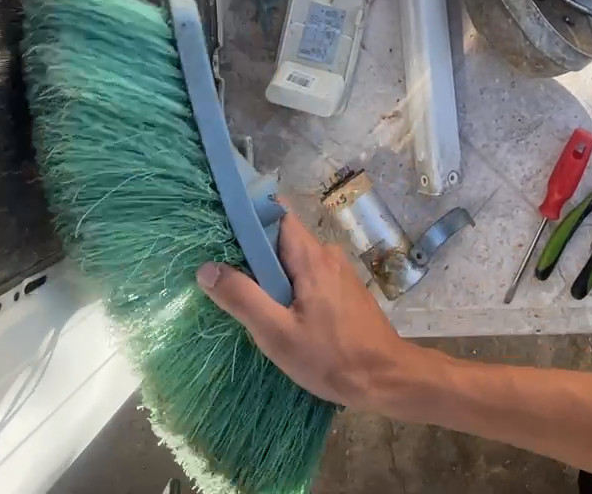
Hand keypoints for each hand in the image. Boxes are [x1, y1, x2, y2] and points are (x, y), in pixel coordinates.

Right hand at [198, 209, 437, 409]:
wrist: (384, 377)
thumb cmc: (330, 357)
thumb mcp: (277, 334)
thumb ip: (243, 298)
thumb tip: (207, 268)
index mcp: (311, 256)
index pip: (277, 214)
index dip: (249, 216)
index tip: (220, 228)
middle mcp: (326, 253)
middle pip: (282, 237)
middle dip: (253, 251)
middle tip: (223, 274)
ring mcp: (338, 270)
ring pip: (295, 259)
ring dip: (270, 273)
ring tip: (244, 296)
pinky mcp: (343, 288)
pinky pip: (308, 274)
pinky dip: (289, 284)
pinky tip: (276, 311)